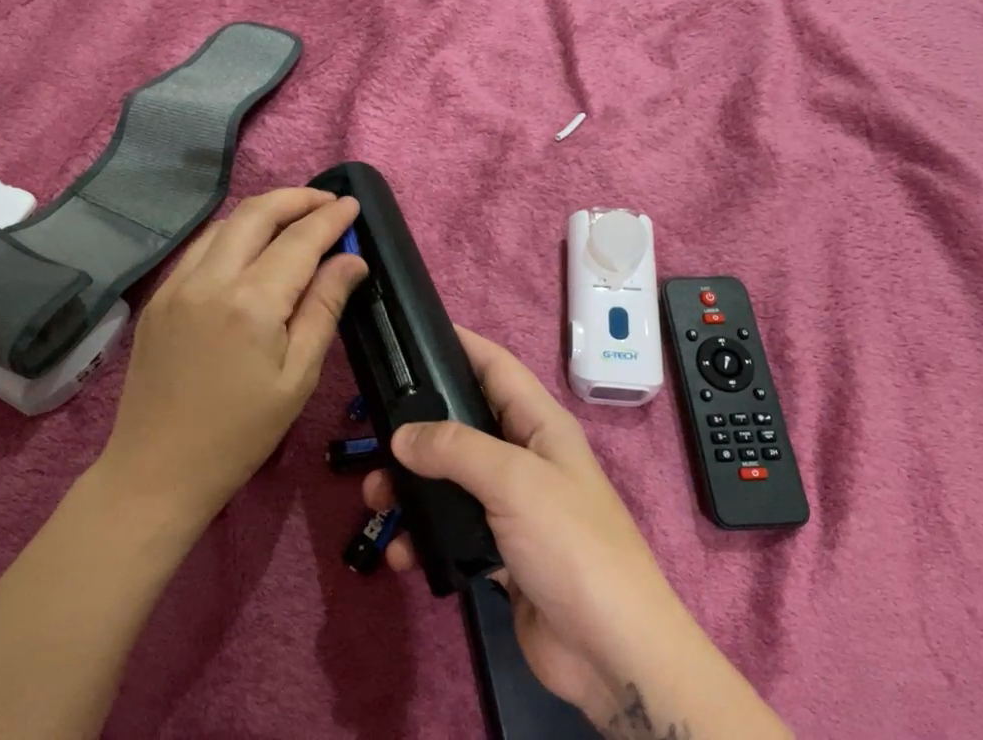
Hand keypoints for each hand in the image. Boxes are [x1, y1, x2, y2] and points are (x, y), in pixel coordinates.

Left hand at [105, 187, 366, 518]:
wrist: (158, 468)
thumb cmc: (241, 434)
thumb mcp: (298, 377)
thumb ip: (324, 309)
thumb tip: (351, 260)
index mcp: (251, 303)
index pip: (299, 240)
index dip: (331, 218)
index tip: (354, 206)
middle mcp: (210, 280)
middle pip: (257, 213)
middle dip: (297, 199)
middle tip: (328, 203)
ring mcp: (176, 286)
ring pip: (224, 224)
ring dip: (263, 212)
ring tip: (294, 221)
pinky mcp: (158, 298)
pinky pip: (199, 249)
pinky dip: (231, 234)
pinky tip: (249, 249)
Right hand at [362, 327, 705, 720]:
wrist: (610, 650)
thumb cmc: (572, 546)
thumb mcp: (515, 482)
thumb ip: (456, 449)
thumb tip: (403, 434)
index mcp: (542, 426)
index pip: (496, 367)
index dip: (460, 343)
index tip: (412, 332)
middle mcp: (526, 459)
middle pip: (462, 427)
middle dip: (416, 431)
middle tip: (372, 438)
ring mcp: (513, 509)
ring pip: (449, 482)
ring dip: (412, 489)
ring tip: (377, 502)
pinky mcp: (500, 554)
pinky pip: (452, 533)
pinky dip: (425, 539)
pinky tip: (403, 555)